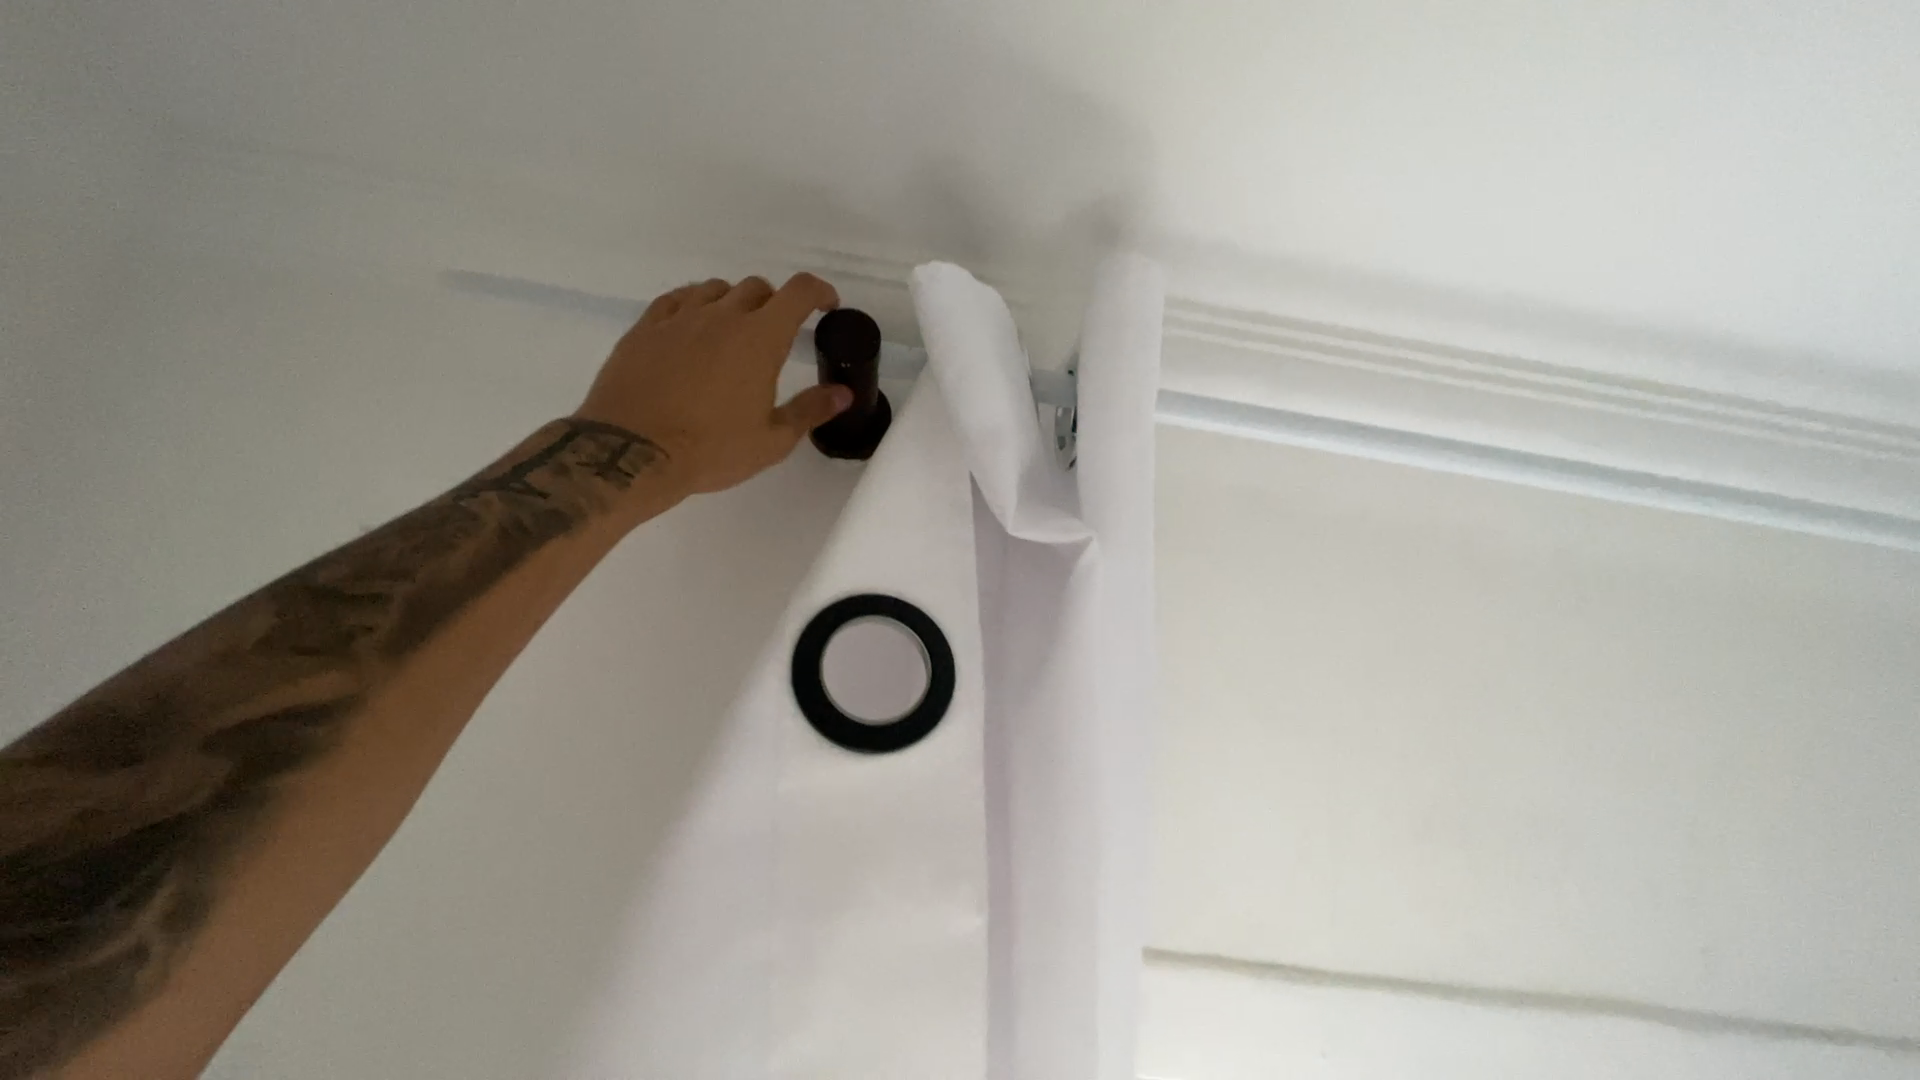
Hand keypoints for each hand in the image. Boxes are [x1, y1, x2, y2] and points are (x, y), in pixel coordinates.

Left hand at [574, 273, 853, 497]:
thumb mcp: (772, 441)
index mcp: (760, 338)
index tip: (827, 305)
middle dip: (775, 304)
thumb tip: (842, 393)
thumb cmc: (711, 449)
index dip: (819, 292)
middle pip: (757, 288)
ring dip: (734, 301)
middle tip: (778, 333)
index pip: (799, 292)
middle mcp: (722, 315)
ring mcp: (680, 317)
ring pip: (716, 289)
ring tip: (734, 330)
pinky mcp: (646, 327)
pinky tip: (693, 326)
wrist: (632, 450)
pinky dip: (695, 304)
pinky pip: (677, 299)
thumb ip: (810, 410)